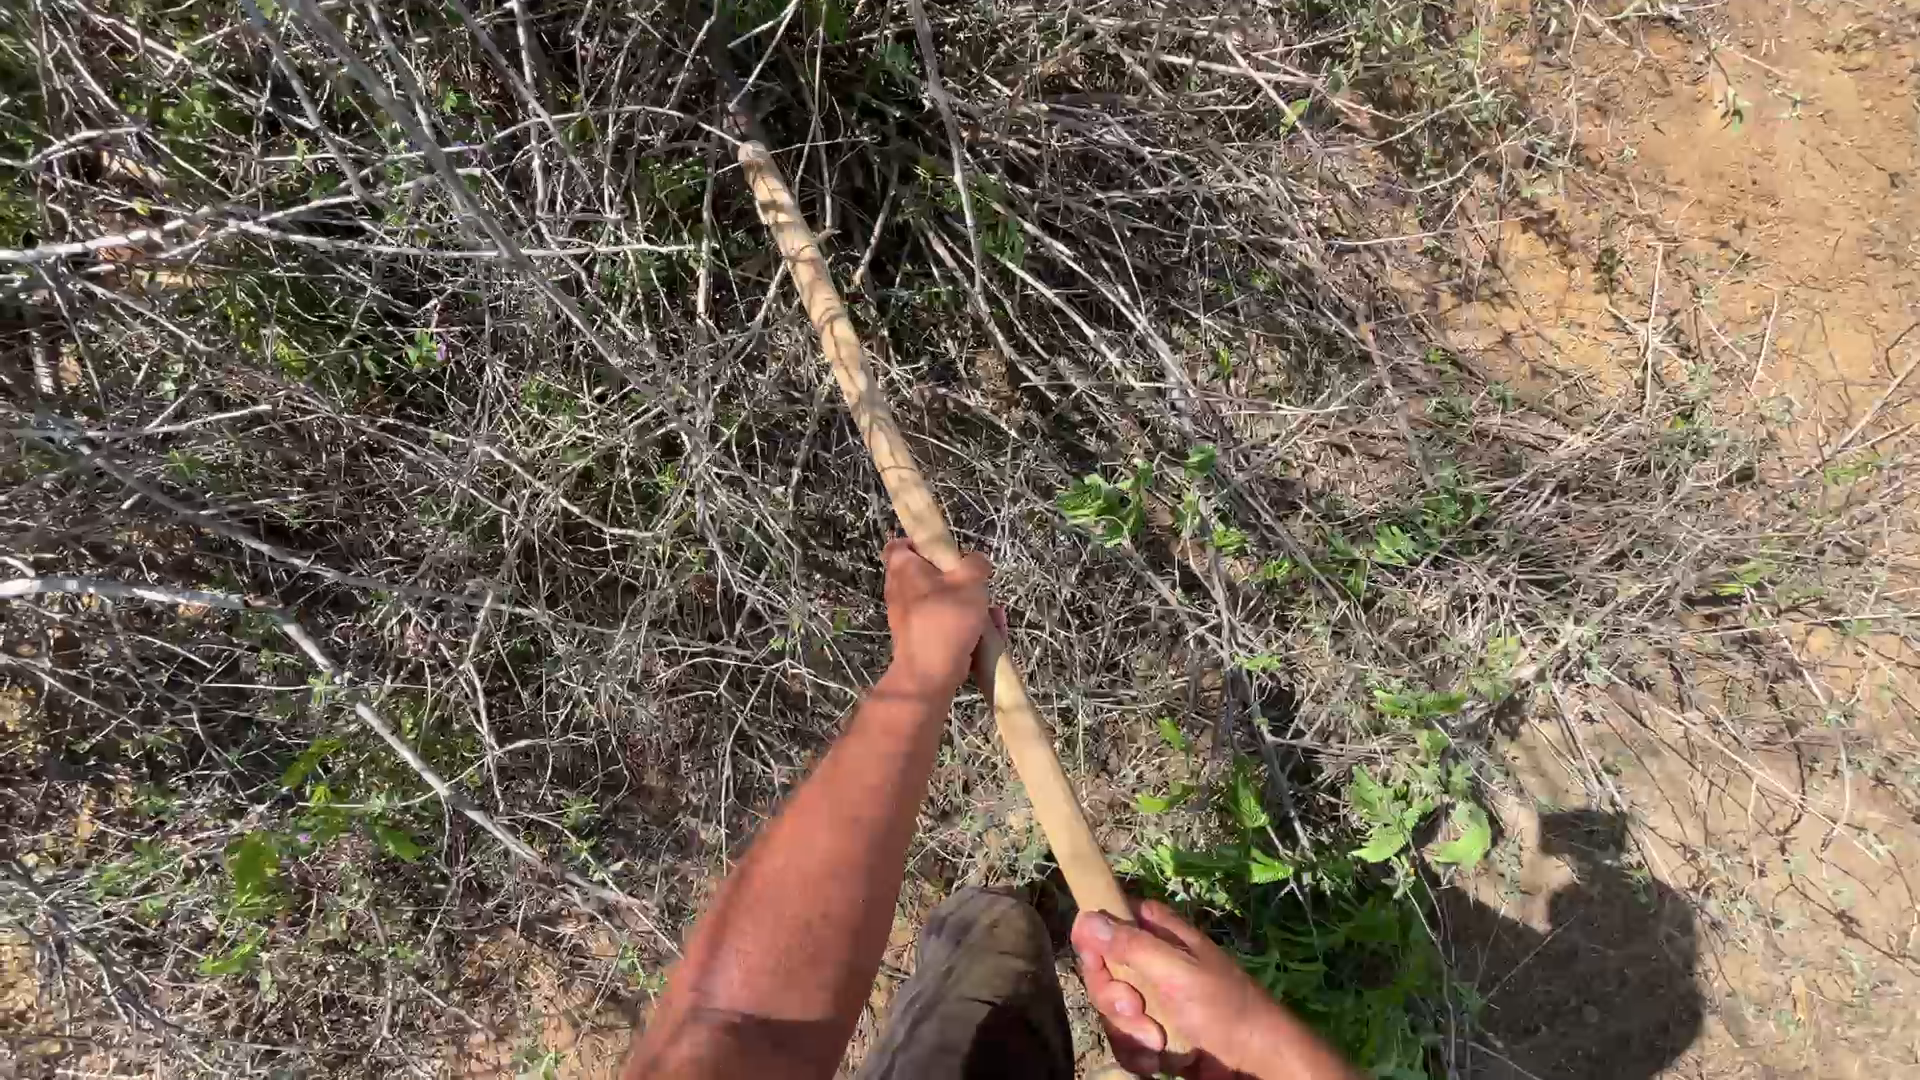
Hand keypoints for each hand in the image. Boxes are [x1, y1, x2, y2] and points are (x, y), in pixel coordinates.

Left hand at [879, 537, 997, 699]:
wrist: (930, 674)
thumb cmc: (946, 619)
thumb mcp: (970, 582)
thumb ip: (976, 565)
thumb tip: (977, 562)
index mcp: (904, 569)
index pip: (899, 545)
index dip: (919, 543)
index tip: (944, 550)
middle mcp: (900, 592)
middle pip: (928, 576)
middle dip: (958, 581)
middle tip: (977, 585)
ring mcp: (909, 618)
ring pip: (942, 604)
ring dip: (968, 607)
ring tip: (993, 616)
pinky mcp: (921, 640)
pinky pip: (945, 626)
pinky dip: (964, 629)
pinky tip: (990, 635)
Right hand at [1071, 900, 1359, 1079]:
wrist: (1262, 1065)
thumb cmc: (1225, 1009)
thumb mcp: (1178, 973)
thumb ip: (1132, 946)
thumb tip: (1086, 918)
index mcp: (1153, 928)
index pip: (1101, 920)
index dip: (1093, 946)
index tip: (1104, 970)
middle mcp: (1147, 956)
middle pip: (1099, 969)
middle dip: (1115, 1001)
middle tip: (1139, 1015)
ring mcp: (1149, 995)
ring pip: (1109, 1007)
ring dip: (1129, 1033)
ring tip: (1159, 1045)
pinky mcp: (1153, 1029)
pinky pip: (1123, 1037)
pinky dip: (1137, 1053)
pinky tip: (1159, 1062)